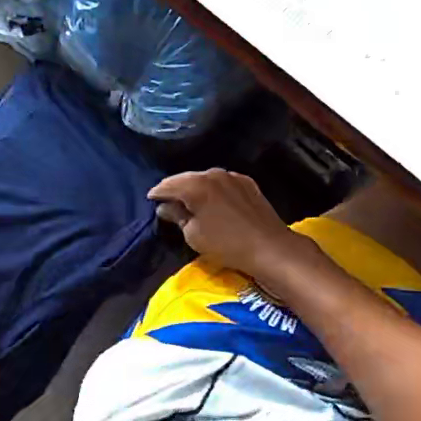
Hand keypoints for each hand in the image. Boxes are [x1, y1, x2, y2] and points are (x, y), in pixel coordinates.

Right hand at [149, 169, 321, 282]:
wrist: (269, 247)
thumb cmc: (225, 244)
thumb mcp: (193, 234)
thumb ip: (176, 216)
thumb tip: (165, 207)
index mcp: (195, 185)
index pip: (167, 185)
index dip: (156, 194)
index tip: (151, 201)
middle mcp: (212, 173)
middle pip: (186, 178)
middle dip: (176, 189)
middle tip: (168, 202)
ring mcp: (232, 176)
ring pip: (205, 179)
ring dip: (195, 189)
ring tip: (190, 202)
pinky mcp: (247, 183)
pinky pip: (222, 183)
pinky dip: (213, 190)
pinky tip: (213, 202)